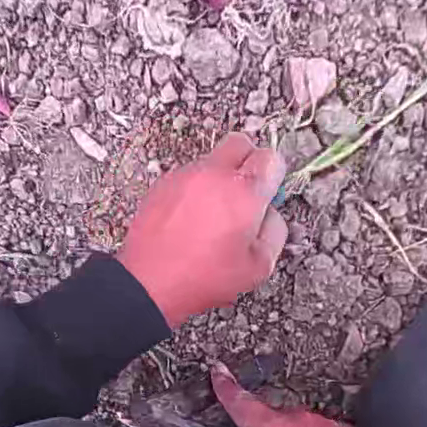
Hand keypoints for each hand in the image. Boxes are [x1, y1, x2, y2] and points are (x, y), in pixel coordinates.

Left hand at [118, 134, 287, 328]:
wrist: (151, 283)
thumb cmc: (204, 277)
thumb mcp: (259, 266)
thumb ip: (275, 231)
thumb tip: (271, 214)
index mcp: (244, 192)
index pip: (271, 158)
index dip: (275, 177)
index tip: (270, 195)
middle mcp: (214, 174)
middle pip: (241, 143)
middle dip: (249, 162)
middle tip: (248, 194)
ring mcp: (185, 176)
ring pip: (213, 160)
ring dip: (221, 178)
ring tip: (216, 216)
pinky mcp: (163, 185)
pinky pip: (189, 175)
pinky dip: (197, 189)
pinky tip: (193, 220)